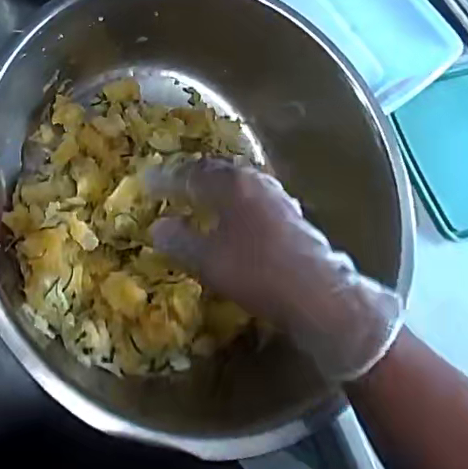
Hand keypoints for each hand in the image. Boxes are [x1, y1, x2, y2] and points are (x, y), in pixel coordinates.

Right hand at [148, 158, 403, 381]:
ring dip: (215, 191)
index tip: (147, 182)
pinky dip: (234, 205)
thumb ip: (180, 240)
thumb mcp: (208, 260)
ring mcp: (277, 198)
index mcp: (232, 183)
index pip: (191, 172)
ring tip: (198, 202)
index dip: (167, 178)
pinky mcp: (291, 218)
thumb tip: (157, 227)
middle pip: (217, 172)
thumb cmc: (257, 272)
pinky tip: (231, 222)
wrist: (320, 296)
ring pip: (238, 186)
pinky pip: (252, 201)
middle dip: (192, 178)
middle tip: (172, 186)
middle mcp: (255, 182)